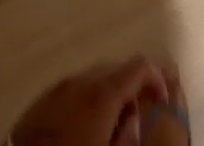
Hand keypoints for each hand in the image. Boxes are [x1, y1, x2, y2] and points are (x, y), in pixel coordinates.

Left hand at [7, 56, 169, 145]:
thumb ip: (127, 136)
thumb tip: (133, 122)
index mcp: (102, 94)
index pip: (139, 66)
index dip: (156, 78)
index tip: (161, 99)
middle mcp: (82, 81)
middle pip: (116, 69)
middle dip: (130, 86)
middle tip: (134, 115)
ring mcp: (59, 87)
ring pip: (93, 77)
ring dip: (107, 92)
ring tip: (108, 121)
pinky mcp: (41, 99)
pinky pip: (72, 88)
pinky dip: (85, 97)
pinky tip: (82, 122)